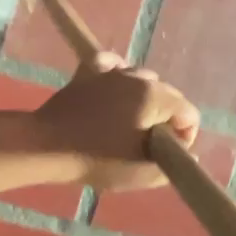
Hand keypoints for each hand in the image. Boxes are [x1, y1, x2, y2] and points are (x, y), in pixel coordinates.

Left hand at [32, 52, 198, 191]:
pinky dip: (117, 70)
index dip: (184, 135)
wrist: (47, 146)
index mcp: (154, 97)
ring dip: (142, 97)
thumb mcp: (144, 173)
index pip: (188, 112)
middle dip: (165, 117)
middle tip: (148, 142)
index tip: (167, 153)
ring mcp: (107, 72)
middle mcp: (134, 77)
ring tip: (131, 121)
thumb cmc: (98, 160)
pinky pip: (108, 62)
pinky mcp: (84, 73)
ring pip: (139, 77)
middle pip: (165, 93)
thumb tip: (184, 149)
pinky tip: (115, 84)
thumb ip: (174, 162)